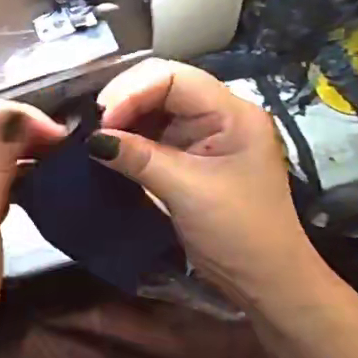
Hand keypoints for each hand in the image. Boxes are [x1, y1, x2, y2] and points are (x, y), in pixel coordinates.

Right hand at [88, 60, 315, 301]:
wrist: (265, 279)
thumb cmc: (238, 232)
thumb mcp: (187, 191)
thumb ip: (139, 158)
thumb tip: (92, 139)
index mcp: (232, 113)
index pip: (174, 78)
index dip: (133, 91)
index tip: (103, 121)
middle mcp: (218, 115)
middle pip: (162, 86)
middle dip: (124, 100)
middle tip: (92, 125)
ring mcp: (203, 135)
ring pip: (153, 109)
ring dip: (122, 119)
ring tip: (94, 136)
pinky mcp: (188, 156)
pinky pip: (151, 134)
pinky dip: (127, 137)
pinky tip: (107, 147)